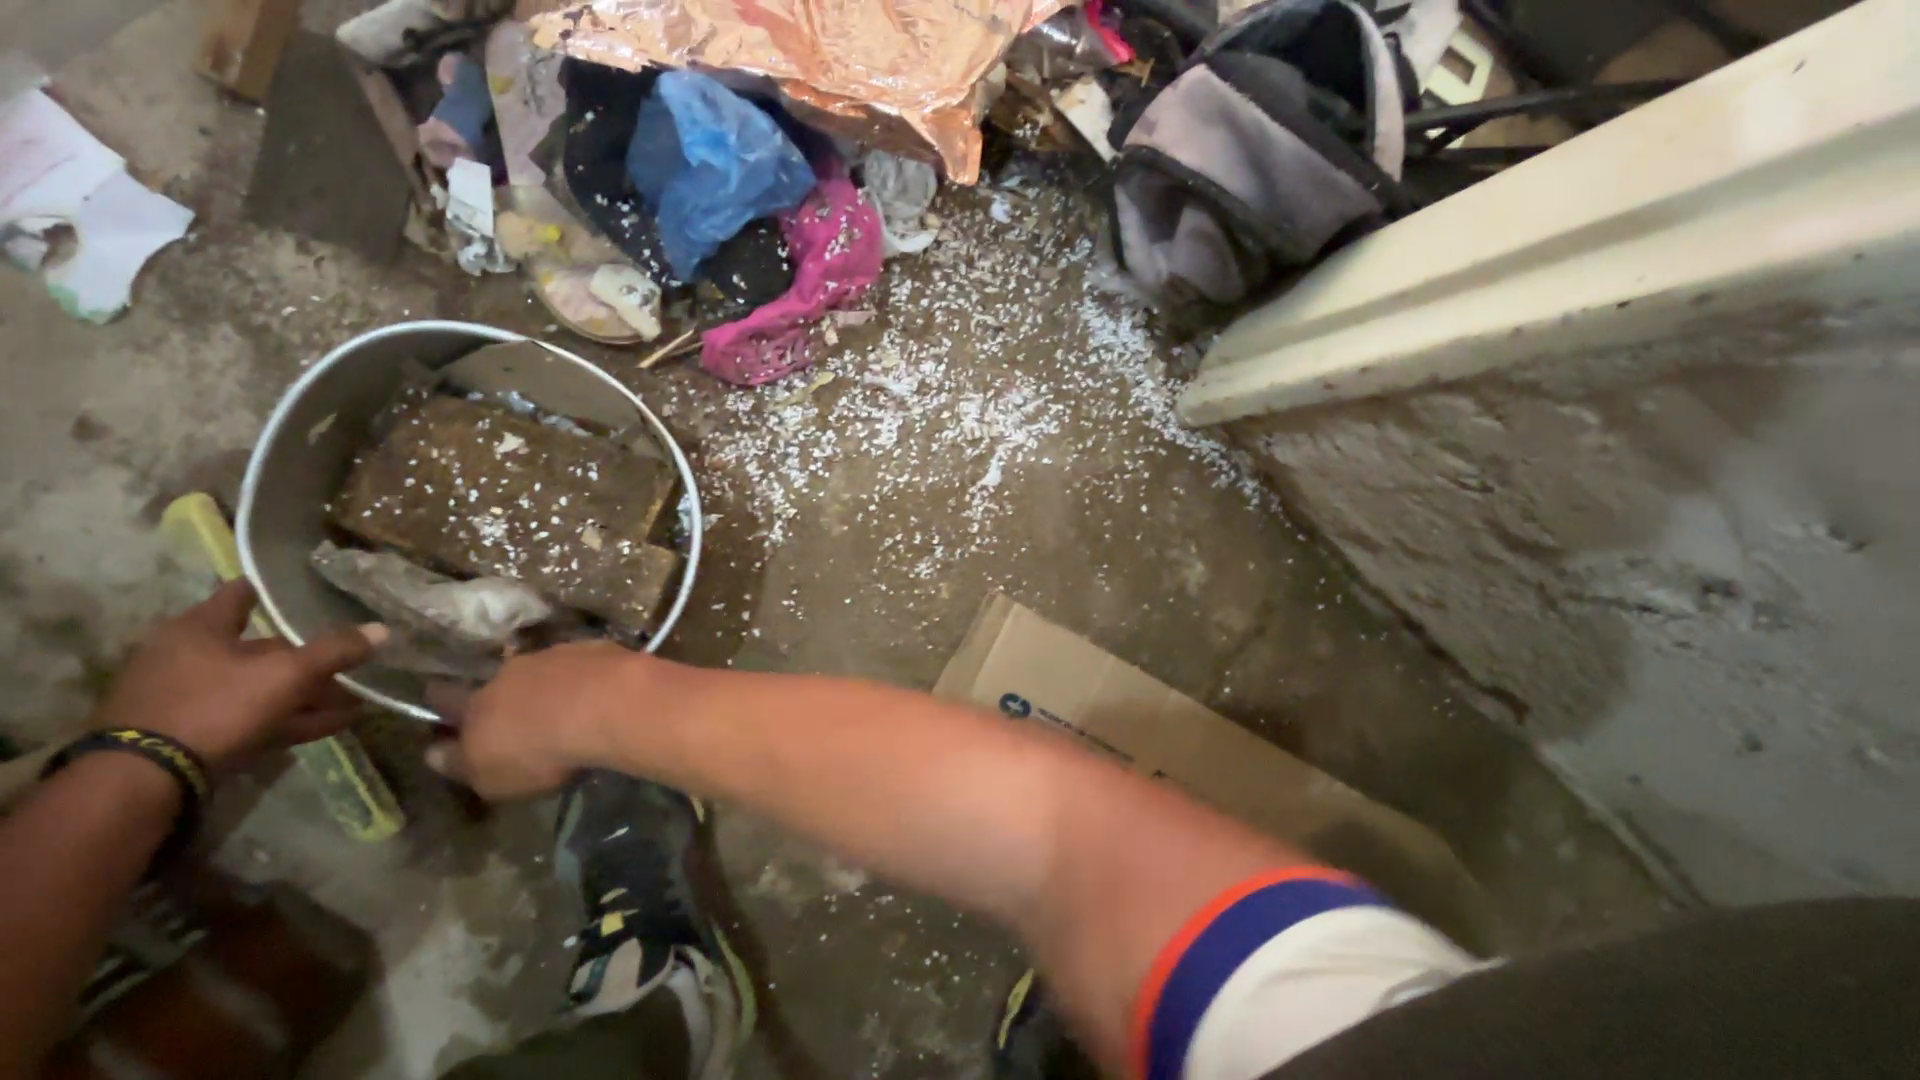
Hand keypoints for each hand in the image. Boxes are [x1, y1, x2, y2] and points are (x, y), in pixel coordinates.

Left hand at [92, 580, 387, 768]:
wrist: (143, 778)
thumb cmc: (214, 705)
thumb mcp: (285, 674)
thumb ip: (335, 650)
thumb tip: (383, 629)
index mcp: (198, 629)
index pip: (241, 595)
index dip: (273, 592)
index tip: (303, 589)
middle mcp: (187, 656)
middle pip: (260, 649)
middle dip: (309, 659)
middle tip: (351, 664)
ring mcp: (186, 697)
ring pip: (260, 687)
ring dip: (307, 694)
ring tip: (356, 701)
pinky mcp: (192, 733)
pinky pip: (253, 717)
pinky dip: (291, 718)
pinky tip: (334, 724)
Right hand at [424, 642, 655, 799]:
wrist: (603, 705)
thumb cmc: (538, 752)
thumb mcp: (490, 776)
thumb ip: (461, 764)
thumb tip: (433, 753)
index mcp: (477, 705)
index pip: (449, 701)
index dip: (442, 701)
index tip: (434, 695)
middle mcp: (509, 674)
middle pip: (499, 682)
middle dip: (505, 694)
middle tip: (517, 708)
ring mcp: (553, 657)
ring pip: (542, 670)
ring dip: (548, 684)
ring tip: (564, 703)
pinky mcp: (592, 650)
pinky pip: (582, 664)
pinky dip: (585, 677)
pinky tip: (599, 690)